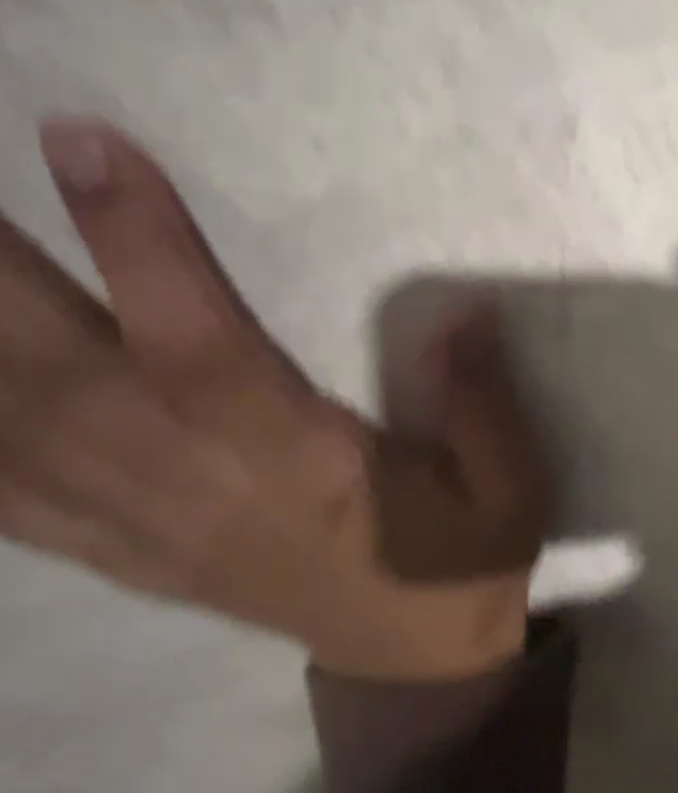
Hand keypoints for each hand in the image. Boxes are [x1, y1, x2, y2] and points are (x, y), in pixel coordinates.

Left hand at [0, 119, 550, 679]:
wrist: (411, 651)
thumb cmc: (464, 559)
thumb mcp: (511, 486)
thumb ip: (482, 406)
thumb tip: (464, 313)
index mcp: (297, 461)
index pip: (201, 344)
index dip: (139, 246)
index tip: (84, 141)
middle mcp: (191, 483)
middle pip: (52, 368)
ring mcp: (135, 520)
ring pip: (3, 421)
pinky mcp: (111, 547)